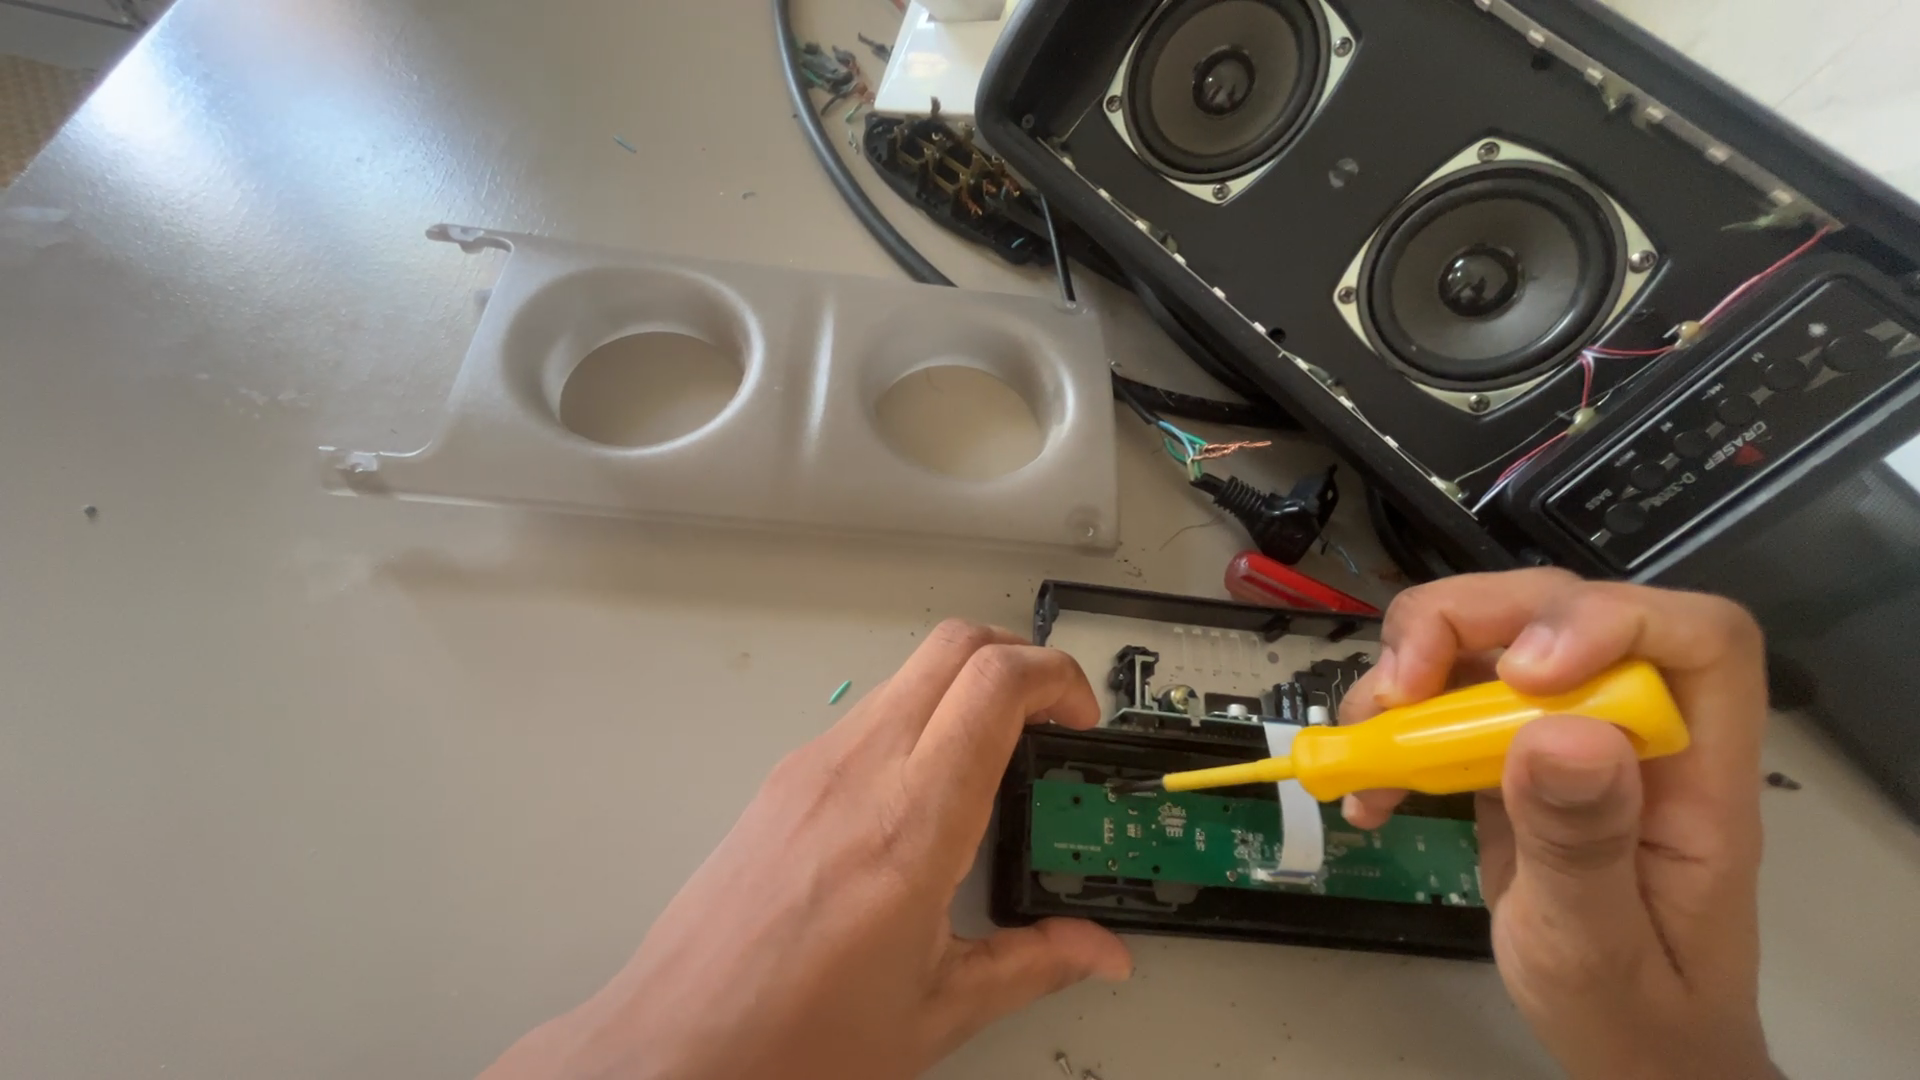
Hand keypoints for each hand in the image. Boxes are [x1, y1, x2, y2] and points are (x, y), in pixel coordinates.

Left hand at [480, 622, 1130, 1079]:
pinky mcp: (788, 771)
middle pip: (956, 643)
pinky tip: (930, 786)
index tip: (1081, 719)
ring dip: (970, 684)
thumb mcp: (936, 1009)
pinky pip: (875, 708)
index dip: (1057, 676)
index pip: (994, 685)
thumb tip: (1103, 952)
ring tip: (999, 754)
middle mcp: (862, 767)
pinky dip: (925, 713)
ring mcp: (817, 759)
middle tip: (1053, 715)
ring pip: (913, 669)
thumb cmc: (799, 1042)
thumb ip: (1032, 963)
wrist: (667, 1049)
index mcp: (914, 822)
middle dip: (1022, 657)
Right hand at [1339, 569, 1776, 1078]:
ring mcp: (1553, 731)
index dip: (1600, 620)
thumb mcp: (1599, 942)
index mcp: (1691, 769)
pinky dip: (1381, 731)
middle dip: (1454, 627)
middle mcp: (1621, 725)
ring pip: (1472, 641)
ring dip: (1398, 678)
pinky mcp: (1498, 749)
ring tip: (1363, 753)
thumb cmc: (1632, 1012)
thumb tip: (1561, 732)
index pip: (1687, 636)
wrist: (1620, 1044)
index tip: (1514, 674)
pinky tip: (1365, 792)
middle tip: (1397, 689)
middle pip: (1546, 610)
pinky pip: (1431, 699)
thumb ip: (1583, 840)